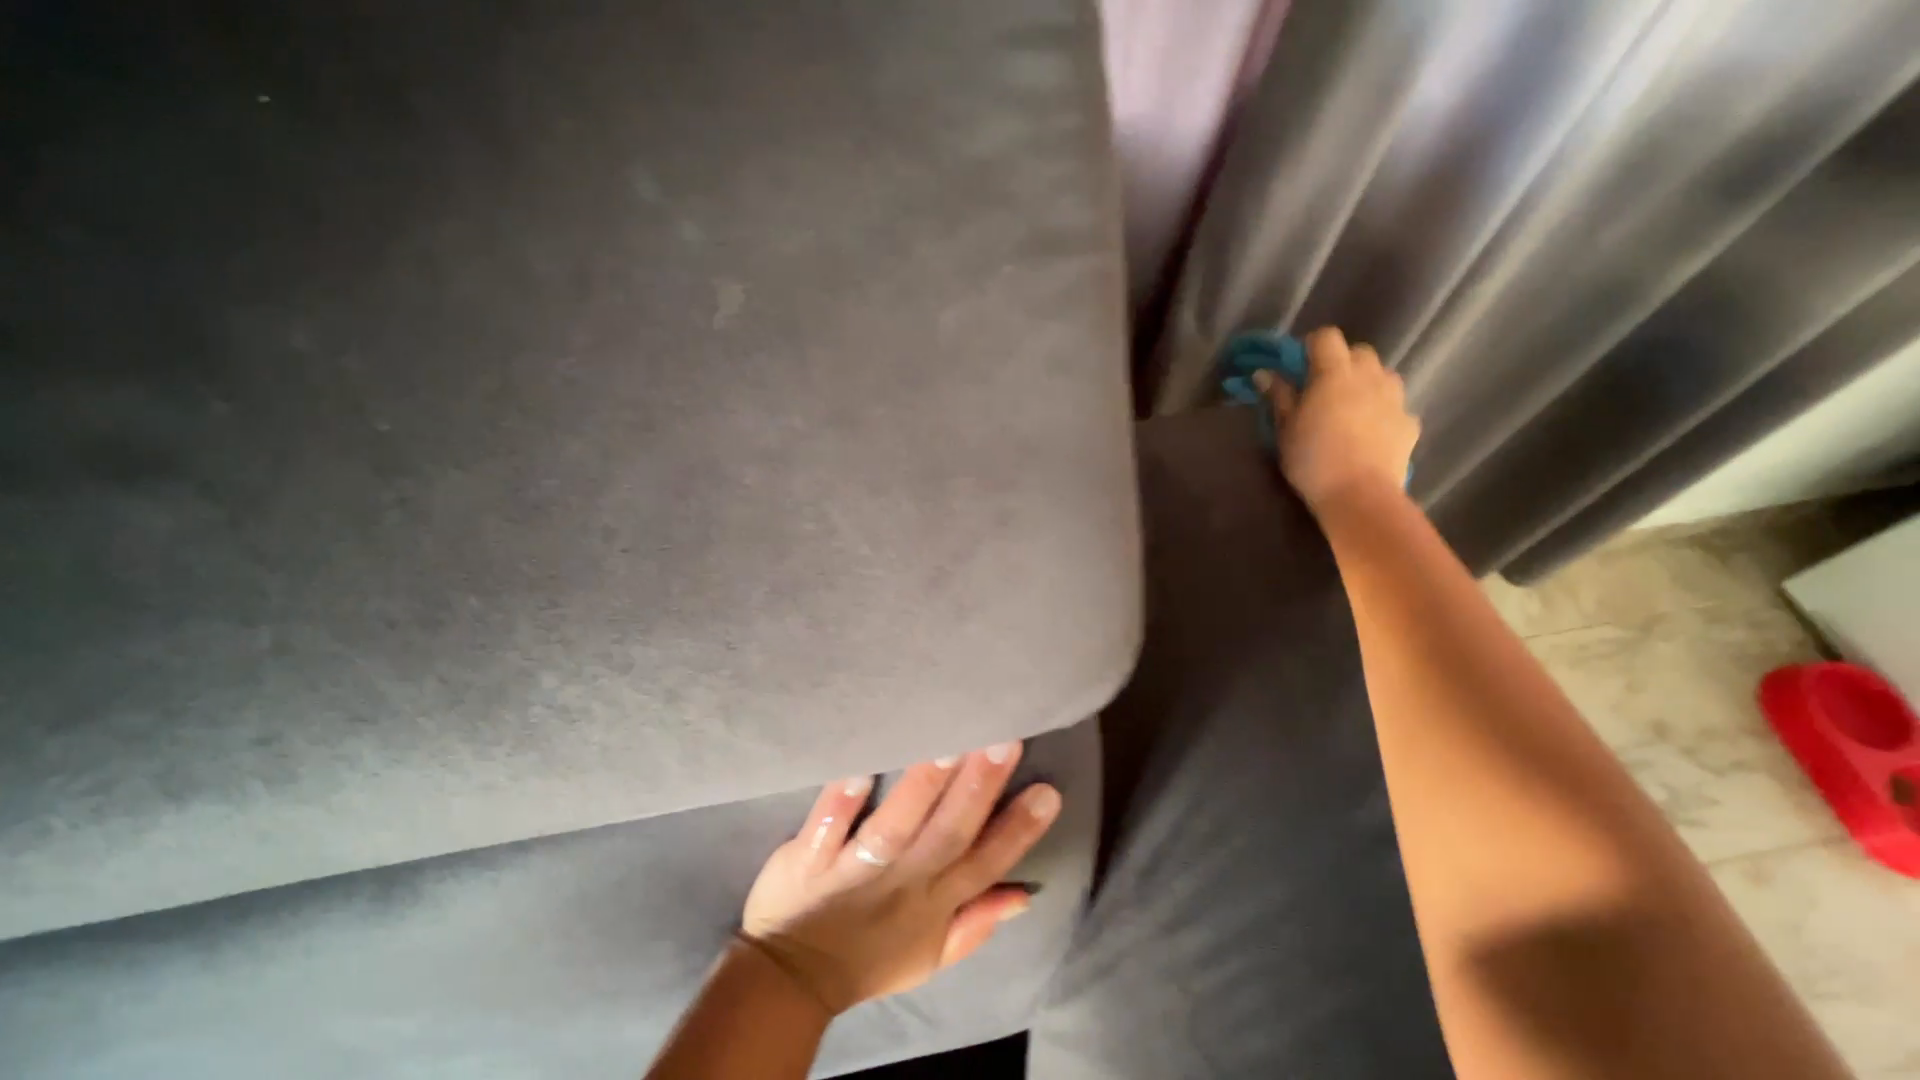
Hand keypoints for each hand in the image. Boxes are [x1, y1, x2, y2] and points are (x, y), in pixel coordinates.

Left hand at [739, 743, 1061, 1015]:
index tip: (1048, 792)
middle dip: (979, 789)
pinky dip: (839, 806)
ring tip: (948, 747)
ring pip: (895, 828)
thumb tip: (1026, 894)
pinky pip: (824, 831)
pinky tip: (858, 773)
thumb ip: (978, 921)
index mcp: (935, 902)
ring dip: (921, 790)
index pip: (985, 863)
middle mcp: (903, 882)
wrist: (792, 980)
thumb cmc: (869, 958)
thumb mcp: (932, 955)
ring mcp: (855, 871)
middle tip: (1006, 741)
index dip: (1018, 831)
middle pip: (948, 833)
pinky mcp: (809, 861)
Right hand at [1264, 326, 1419, 510]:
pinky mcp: (1410, 423)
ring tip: (1352, 408)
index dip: (1312, 346)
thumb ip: (1279, 397)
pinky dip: (1384, 412)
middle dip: (1342, 362)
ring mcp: (1395, 399)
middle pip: (1360, 352)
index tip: (1300, 366)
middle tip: (1324, 389)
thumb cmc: (1313, 460)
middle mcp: (1370, 377)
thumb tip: (1265, 374)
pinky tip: (1372, 433)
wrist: (1360, 496)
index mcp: (1335, 373)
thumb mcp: (1286, 430)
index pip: (1327, 337)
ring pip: (1383, 376)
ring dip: (1367, 383)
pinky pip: (1396, 406)